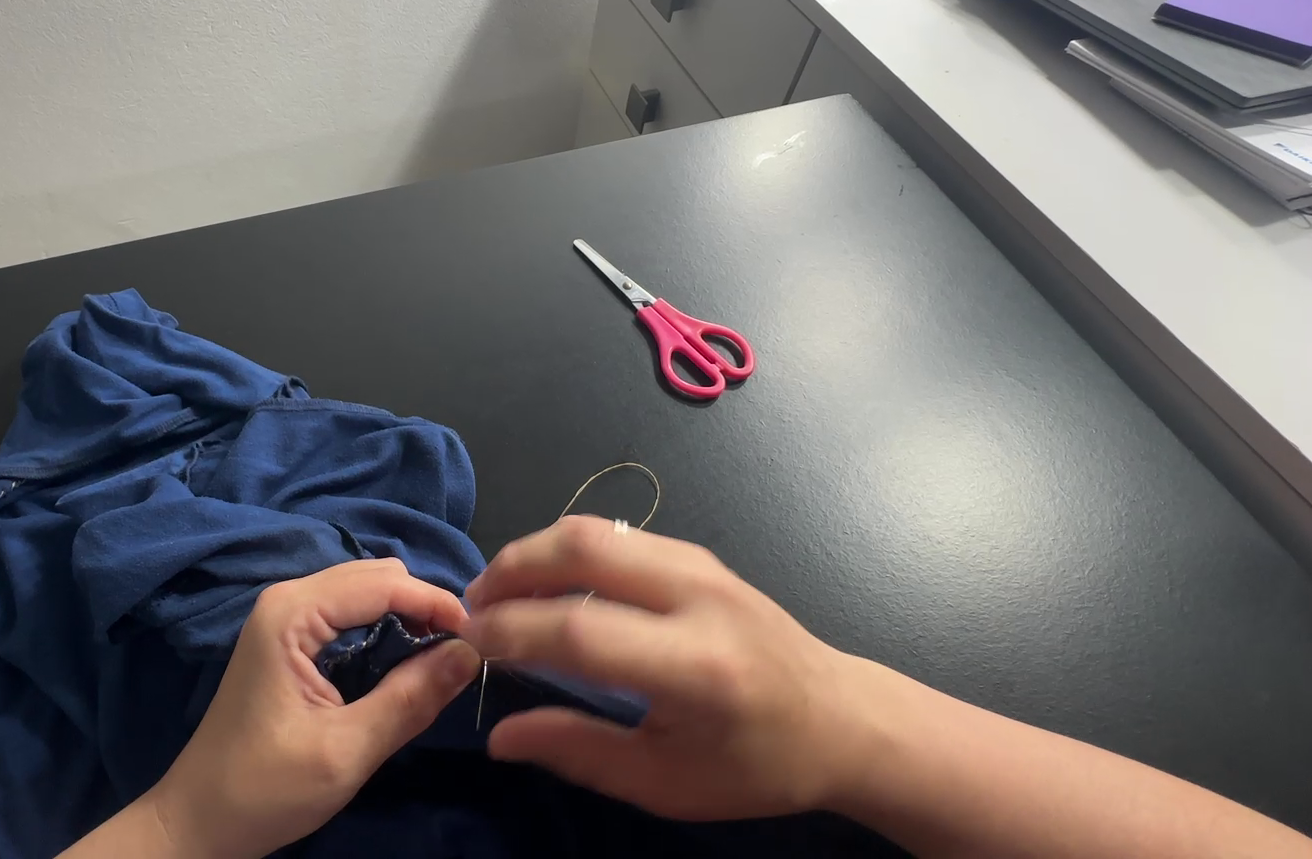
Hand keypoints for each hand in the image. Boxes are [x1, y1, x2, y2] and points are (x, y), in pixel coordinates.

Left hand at [147, 558, 482, 858]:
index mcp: (292, 613)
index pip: (381, 584)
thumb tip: (470, 654)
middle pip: (374, 576)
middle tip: (462, 648)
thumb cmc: (264, 789)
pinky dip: (384, 622)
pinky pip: (349, 608)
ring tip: (440, 652)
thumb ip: (409, 699)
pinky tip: (403, 654)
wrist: (197, 820)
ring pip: (365, 588)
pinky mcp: (289, 632)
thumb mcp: (346, 752)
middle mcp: (288, 597)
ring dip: (406, 610)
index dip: (434, 602)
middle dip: (422, 603)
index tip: (479, 636)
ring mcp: (286, 612)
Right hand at [461, 515, 880, 821]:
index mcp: (697, 667)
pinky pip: (612, 533)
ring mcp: (697, 562)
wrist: (841, 716)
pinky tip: (545, 579)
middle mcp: (696, 596)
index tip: (470, 640)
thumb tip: (500, 736)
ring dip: (532, 552)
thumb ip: (577, 752)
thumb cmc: (755, 763)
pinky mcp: (693, 550)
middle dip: (513, 568)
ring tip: (498, 588)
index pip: (581, 630)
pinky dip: (563, 548)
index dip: (512, 630)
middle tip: (474, 602)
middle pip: (582, 550)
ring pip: (593, 529)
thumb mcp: (666, 783)